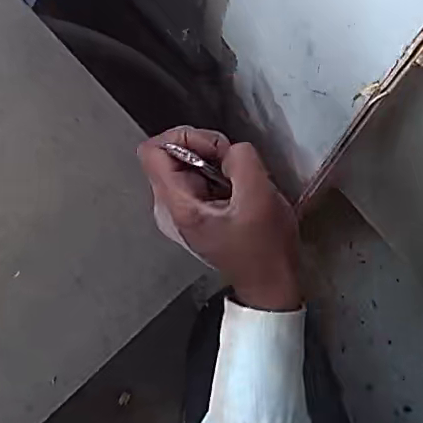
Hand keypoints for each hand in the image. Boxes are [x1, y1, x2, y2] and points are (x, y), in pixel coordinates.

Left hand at [137, 127, 301, 310]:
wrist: (270, 284)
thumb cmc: (264, 247)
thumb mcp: (259, 196)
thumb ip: (241, 159)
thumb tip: (229, 151)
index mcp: (177, 206)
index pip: (152, 151)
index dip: (183, 138)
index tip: (216, 150)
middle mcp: (168, 208)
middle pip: (168, 154)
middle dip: (203, 147)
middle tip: (233, 163)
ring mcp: (179, 212)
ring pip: (184, 163)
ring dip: (213, 160)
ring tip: (239, 178)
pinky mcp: (193, 213)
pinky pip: (197, 177)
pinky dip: (217, 172)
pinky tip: (236, 188)